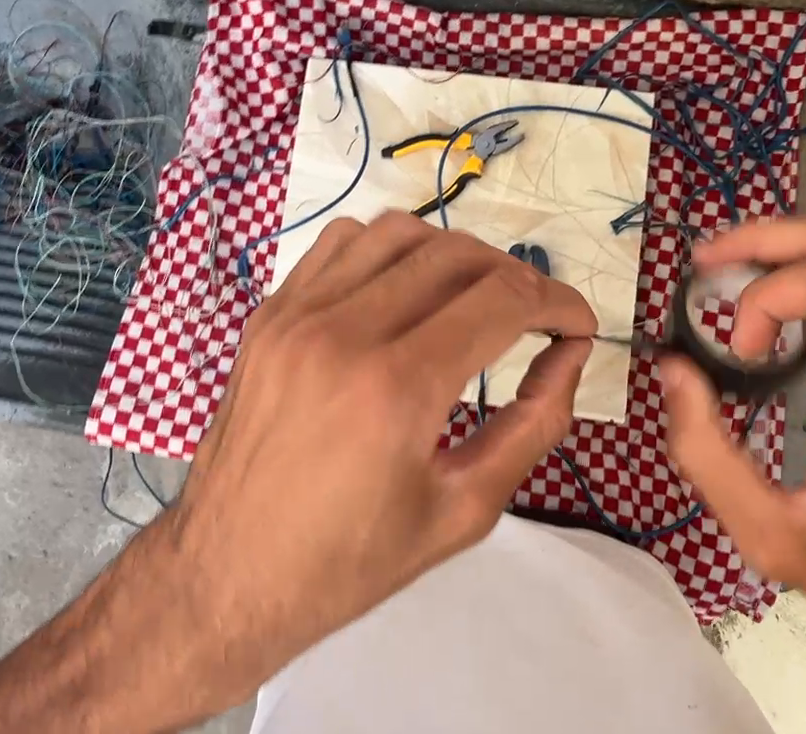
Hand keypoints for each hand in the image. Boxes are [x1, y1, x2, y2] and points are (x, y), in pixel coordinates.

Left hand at [170, 210, 597, 706]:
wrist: (227, 573)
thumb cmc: (350, 561)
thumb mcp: (464, 511)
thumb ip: (534, 425)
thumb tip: (570, 355)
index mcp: (396, 389)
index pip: (503, 300)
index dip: (559, 302)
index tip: (577, 325)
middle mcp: (344, 331)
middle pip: (458, 255)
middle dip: (517, 277)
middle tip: (536, 316)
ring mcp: (297, 313)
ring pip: (400, 232)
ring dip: (456, 254)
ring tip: (476, 296)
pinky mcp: (269, 313)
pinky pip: (341, 243)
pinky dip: (390, 248)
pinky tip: (405, 287)